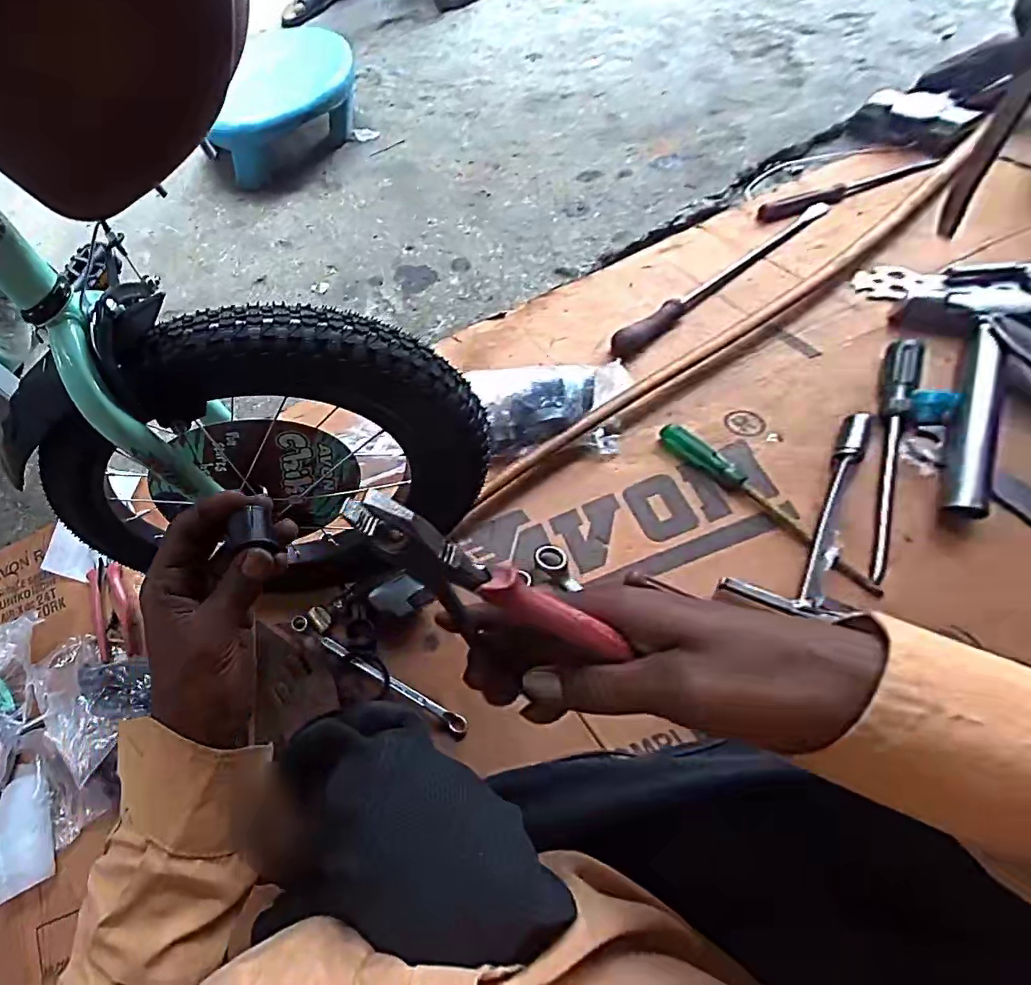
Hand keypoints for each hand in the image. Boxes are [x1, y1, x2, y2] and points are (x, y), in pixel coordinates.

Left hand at [141, 492, 294, 748]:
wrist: (206, 731)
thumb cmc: (198, 682)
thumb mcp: (216, 631)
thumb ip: (237, 588)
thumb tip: (262, 551)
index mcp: (165, 581)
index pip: (184, 533)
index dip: (211, 511)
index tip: (242, 497)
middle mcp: (183, 582)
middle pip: (209, 540)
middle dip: (238, 522)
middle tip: (272, 508)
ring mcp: (207, 597)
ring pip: (230, 558)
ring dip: (256, 542)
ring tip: (288, 528)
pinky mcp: (229, 612)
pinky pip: (245, 579)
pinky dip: (262, 567)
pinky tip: (284, 557)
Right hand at [452, 580, 886, 754]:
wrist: (862, 693)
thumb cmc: (764, 679)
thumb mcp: (676, 686)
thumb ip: (595, 684)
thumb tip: (532, 683)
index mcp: (612, 607)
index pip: (530, 603)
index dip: (486, 612)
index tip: (448, 624)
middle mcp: (613, 614)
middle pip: (538, 627)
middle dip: (502, 652)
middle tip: (483, 687)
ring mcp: (632, 637)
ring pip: (557, 647)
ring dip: (526, 670)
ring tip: (506, 700)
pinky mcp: (649, 659)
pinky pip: (587, 666)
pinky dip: (560, 683)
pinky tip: (545, 706)